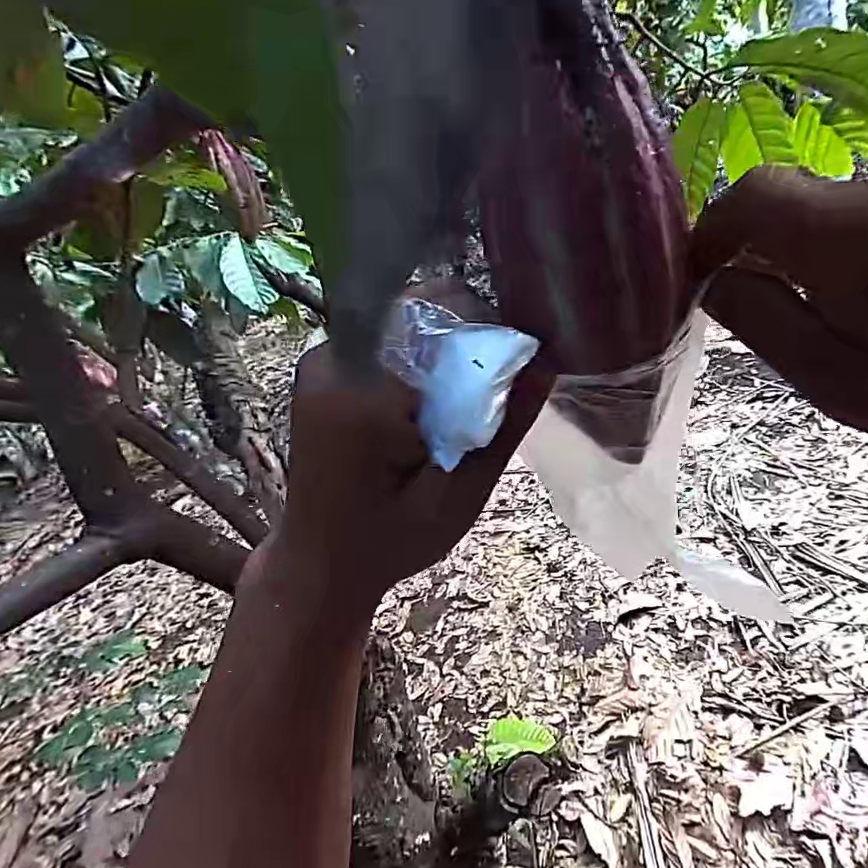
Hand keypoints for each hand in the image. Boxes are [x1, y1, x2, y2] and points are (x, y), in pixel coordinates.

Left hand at [263, 334, 551, 609]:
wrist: (321, 562)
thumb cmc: (392, 542)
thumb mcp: (461, 495)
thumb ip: (505, 425)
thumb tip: (547, 362)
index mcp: (362, 392)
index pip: (441, 312)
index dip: (489, 326)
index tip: (513, 365)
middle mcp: (332, 360)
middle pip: (421, 306)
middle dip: (466, 338)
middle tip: (487, 391)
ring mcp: (321, 360)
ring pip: (404, 317)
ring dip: (442, 349)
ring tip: (455, 404)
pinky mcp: (322, 369)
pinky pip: (383, 338)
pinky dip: (417, 359)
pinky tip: (426, 405)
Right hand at [693, 169, 867, 439]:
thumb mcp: (820, 370)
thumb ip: (757, 317)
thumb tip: (710, 280)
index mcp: (850, 237)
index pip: (755, 196)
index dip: (711, 229)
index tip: (695, 276)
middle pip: (775, 189)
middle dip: (735, 234)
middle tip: (722, 289)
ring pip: (800, 196)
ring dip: (767, 237)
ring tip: (766, 293)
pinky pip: (830, 205)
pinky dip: (799, 236)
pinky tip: (808, 282)